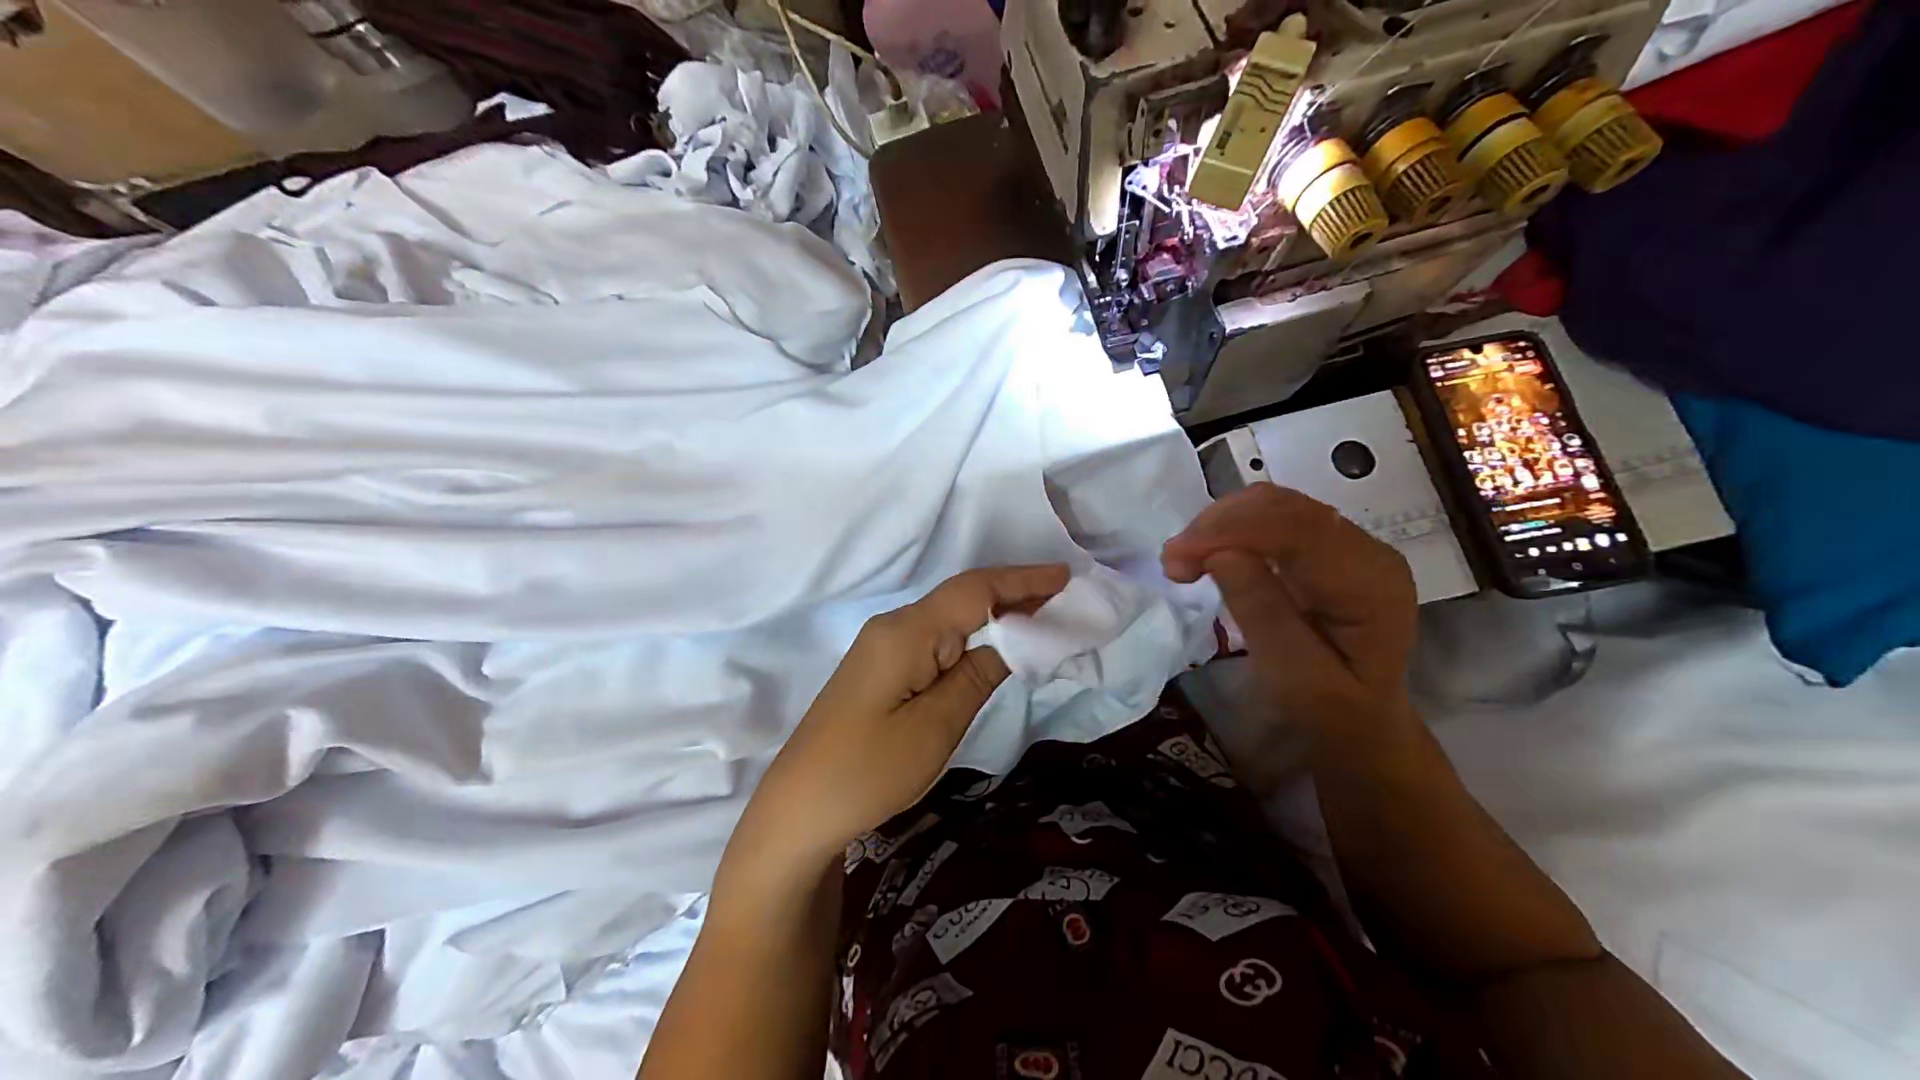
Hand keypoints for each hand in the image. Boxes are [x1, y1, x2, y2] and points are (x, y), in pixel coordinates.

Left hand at [731, 565, 1069, 873]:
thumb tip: (1012, 638)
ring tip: (1046, 618)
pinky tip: (997, 646)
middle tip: (1068, 601)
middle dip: (1015, 594)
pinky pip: (937, 639)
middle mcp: (894, 628)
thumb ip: (977, 675)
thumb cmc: (868, 771)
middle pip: (963, 597)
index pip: (974, 590)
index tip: (1068, 578)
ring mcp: (885, 647)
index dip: (1023, 580)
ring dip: (997, 615)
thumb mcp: (934, 727)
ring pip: (951, 618)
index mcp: (906, 633)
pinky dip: (974, 636)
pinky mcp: (883, 670)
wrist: (799, 809)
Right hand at [1162, 484, 1417, 745]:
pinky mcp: (1323, 547)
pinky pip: (1271, 519)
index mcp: (1371, 583)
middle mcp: (1366, 550)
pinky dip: (1229, 530)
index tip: (1175, 559)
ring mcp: (1346, 544)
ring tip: (1183, 562)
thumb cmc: (1329, 712)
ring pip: (1272, 505)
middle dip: (1218, 524)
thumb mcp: (1296, 678)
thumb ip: (1264, 614)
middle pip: (1284, 507)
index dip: (1231, 531)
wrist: (1359, 723)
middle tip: (1172, 565)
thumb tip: (1222, 554)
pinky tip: (1207, 555)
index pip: (1299, 530)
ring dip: (1218, 525)